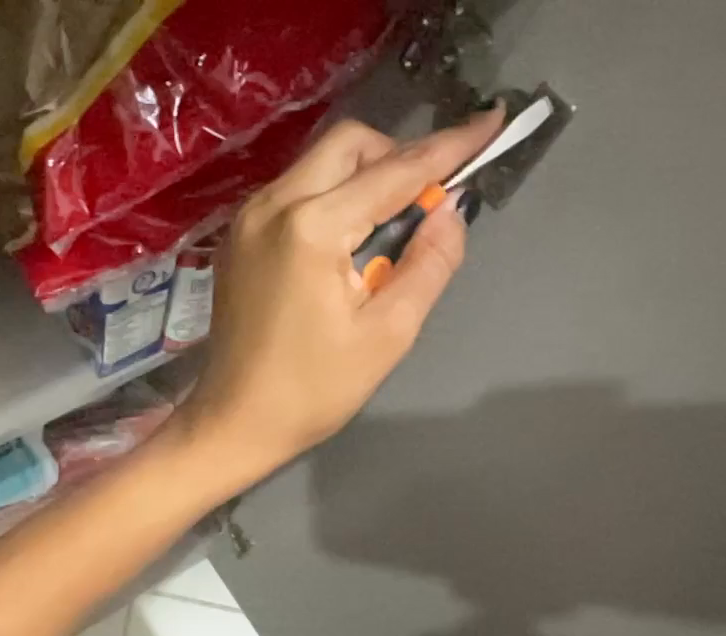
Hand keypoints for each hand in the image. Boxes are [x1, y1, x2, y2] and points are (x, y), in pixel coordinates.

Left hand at [175, 108, 504, 477]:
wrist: (233, 423)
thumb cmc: (311, 392)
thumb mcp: (387, 334)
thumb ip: (429, 262)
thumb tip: (450, 209)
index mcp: (309, 228)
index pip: (394, 171)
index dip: (448, 147)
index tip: (492, 123)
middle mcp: (270, 206)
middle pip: (348, 146)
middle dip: (396, 159)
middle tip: (424, 204)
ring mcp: (246, 220)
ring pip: (317, 165)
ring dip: (361, 179)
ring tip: (386, 232)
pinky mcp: (236, 239)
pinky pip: (292, 193)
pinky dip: (328, 199)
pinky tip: (345, 243)